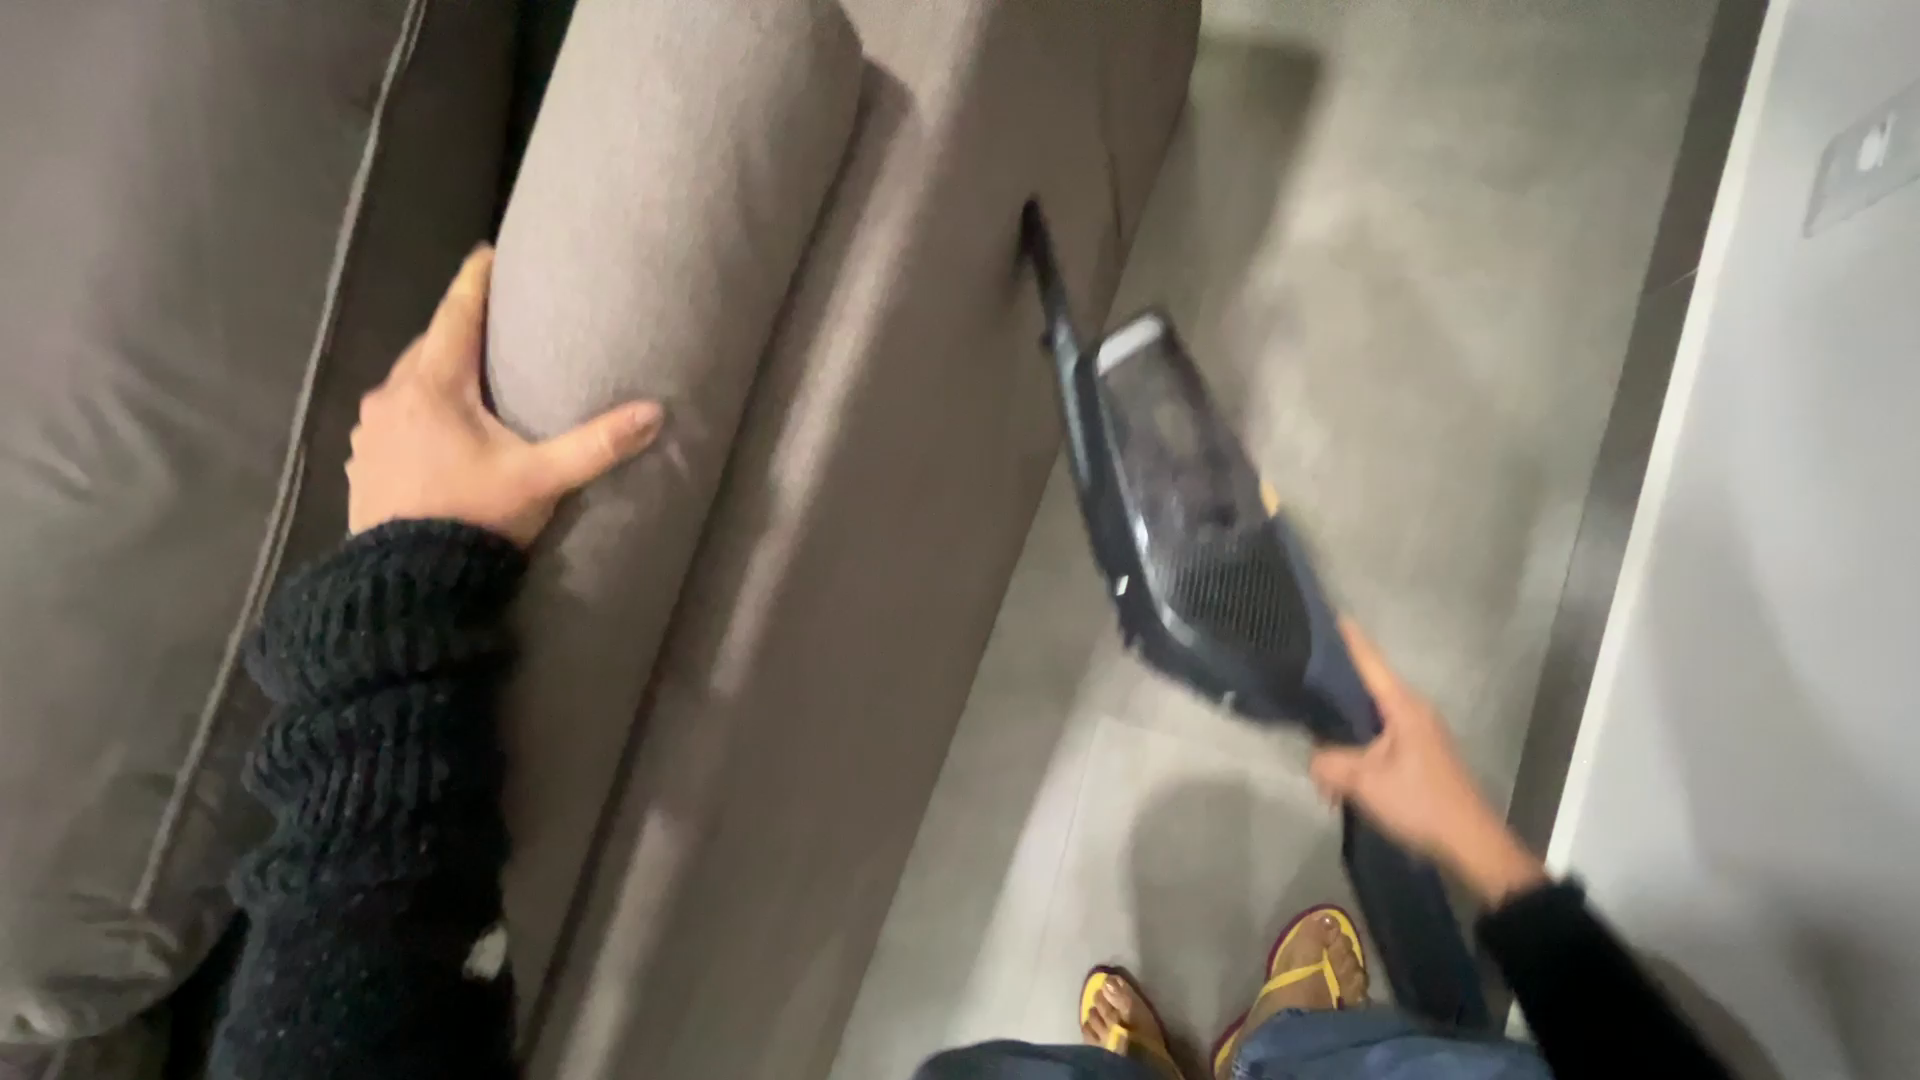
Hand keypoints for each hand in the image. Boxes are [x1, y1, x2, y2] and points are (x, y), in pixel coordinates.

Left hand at [347, 246, 662, 546]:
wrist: (409, 580)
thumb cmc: (477, 514)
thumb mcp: (545, 478)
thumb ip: (598, 444)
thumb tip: (655, 414)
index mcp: (433, 388)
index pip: (455, 317)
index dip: (474, 282)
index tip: (487, 251)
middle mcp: (392, 398)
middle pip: (428, 348)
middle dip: (458, 331)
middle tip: (490, 324)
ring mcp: (371, 432)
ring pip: (407, 384)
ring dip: (436, 374)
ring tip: (468, 381)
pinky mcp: (365, 462)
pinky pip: (393, 418)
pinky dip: (418, 411)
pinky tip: (435, 431)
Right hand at [1310, 619, 1547, 906]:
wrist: (1472, 846)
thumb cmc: (1420, 803)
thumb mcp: (1363, 782)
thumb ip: (1328, 763)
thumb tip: (1314, 759)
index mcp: (1402, 706)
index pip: (1369, 660)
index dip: (1346, 636)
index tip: (1325, 612)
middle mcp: (1411, 710)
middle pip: (1364, 683)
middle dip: (1333, 678)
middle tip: (1297, 669)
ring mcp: (1416, 732)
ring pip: (1367, 714)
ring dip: (1340, 720)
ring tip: (1307, 719)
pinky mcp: (1415, 754)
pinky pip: (1374, 735)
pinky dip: (1353, 740)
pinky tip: (1334, 756)